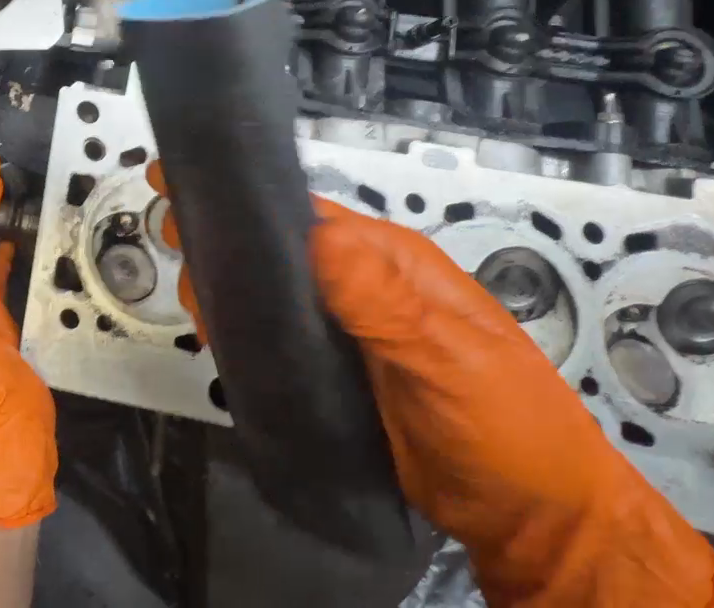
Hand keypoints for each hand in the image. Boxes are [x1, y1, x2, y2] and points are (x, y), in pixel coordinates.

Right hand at [147, 163, 713, 605]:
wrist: (530, 521)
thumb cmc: (507, 428)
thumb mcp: (448, 358)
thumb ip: (384, 300)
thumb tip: (319, 236)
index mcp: (389, 261)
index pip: (304, 213)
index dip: (243, 203)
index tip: (182, 193)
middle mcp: (361, 283)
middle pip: (275, 247)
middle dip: (224, 245)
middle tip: (183, 259)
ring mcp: (344, 328)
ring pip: (267, 292)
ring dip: (227, 291)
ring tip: (199, 310)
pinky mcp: (330, 369)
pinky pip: (274, 337)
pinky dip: (242, 332)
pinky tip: (218, 340)